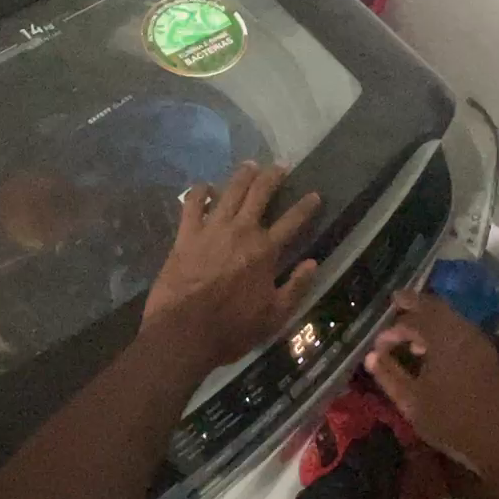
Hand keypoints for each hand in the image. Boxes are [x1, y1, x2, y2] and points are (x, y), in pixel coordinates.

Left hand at [143, 162, 320, 370]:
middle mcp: (241, 231)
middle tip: (281, 165)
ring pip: (230, 191)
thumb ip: (296, 287)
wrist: (183, 333)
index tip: (315, 195)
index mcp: (265, 250)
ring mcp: (212, 229)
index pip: (293, 221)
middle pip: (260, 193)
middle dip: (273, 176)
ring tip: (250, 165)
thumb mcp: (274, 316)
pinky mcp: (186, 235)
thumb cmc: (232, 329)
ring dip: (242, 175)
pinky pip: (192, 204)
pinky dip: (199, 192)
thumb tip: (313, 263)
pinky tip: (205, 186)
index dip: (306, 206)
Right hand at [365, 290, 498, 473]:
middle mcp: (462, 331)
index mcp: (443, 338)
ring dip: (429, 319)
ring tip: (412, 337)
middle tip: (396, 301)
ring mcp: (478, 340)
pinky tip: (434, 352)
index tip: (378, 346)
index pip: (412, 321)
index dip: (392, 330)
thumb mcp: (411, 402)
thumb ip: (389, 376)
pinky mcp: (487, 353)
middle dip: (414, 303)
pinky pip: (461, 329)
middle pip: (435, 306)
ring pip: (450, 317)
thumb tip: (371, 356)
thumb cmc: (451, 421)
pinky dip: (444, 330)